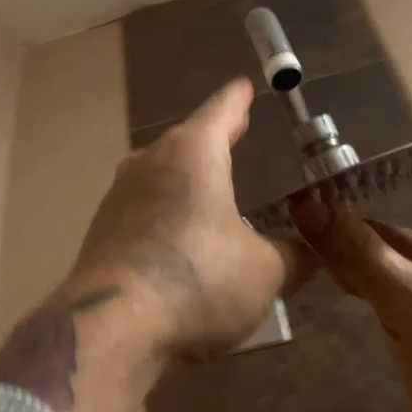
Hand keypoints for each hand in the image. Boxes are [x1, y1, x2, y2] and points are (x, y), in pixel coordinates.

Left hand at [67, 77, 308, 360]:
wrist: (112, 324)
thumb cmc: (198, 281)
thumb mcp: (263, 271)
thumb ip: (291, 256)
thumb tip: (309, 253)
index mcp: (192, 153)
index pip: (221, 111)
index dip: (238, 100)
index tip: (245, 87)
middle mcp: (149, 162)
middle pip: (186, 140)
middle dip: (213, 139)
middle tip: (236, 133)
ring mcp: (119, 195)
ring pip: (161, 174)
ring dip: (186, 179)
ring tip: (211, 189)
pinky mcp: (102, 230)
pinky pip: (144, 209)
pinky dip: (166, 214)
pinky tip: (179, 237)